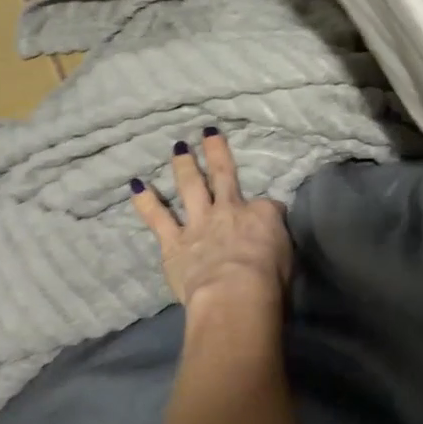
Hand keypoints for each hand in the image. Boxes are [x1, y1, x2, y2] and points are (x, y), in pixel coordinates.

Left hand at [130, 127, 294, 310]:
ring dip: (184, 166)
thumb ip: (274, 239)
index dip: (267, 210)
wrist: (234, 292)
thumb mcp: (286, 252)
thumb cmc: (269, 278)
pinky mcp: (174, 243)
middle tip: (208, 131)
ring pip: (190, 187)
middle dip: (216, 152)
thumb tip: (270, 237)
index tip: (268, 216)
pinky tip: (136, 186)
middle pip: (223, 175)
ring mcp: (199, 223)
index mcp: (263, 213)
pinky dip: (146, 201)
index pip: (267, 206)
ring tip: (178, 147)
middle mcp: (229, 209)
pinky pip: (157, 218)